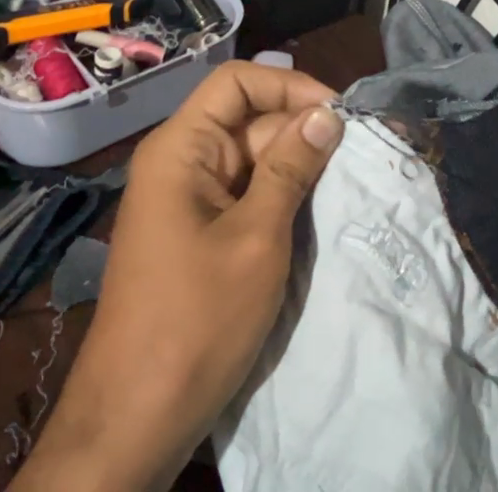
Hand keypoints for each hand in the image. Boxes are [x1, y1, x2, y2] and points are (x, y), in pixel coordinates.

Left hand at [19, 62, 344, 491]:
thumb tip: (328, 114)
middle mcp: (180, 163)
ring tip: (348, 183)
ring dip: (296, 167)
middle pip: (247, 120)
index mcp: (180, 149)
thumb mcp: (256, 238)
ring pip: (251, 160)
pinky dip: (280, 198)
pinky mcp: (196, 233)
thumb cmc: (197, 319)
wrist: (138, 413)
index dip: (290, 86)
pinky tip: (317, 212)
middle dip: (302, 130)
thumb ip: (292, 169)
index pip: (237, 83)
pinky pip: (243, 195)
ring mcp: (186, 200)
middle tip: (360, 156)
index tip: (341, 115)